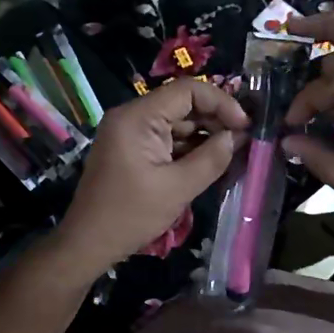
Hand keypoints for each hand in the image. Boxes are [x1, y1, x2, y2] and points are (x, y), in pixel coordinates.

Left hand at [55, 78, 248, 276]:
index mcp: (137, 117)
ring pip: (175, 122)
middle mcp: (130, 116)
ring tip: (232, 152)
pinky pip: (164, 138)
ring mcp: (128, 132)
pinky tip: (210, 161)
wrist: (88, 242)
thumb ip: (212, 158)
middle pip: (181, 104)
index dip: (221, 102)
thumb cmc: (131, 215)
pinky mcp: (129, 149)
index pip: (187, 90)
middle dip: (214, 120)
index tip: (245, 124)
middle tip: (243, 141)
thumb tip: (236, 136)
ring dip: (203, 135)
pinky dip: (187, 148)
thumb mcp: (178, 187)